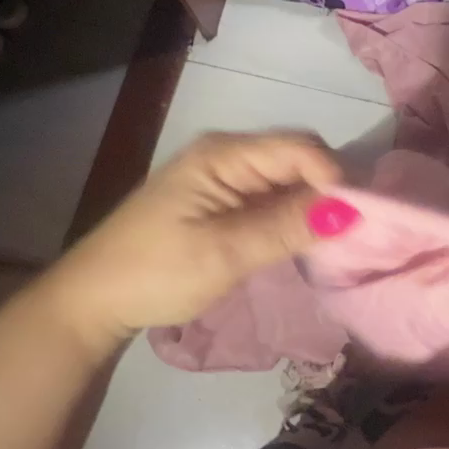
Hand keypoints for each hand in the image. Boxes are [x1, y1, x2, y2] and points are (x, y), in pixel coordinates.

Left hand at [43, 131, 356, 345]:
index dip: (333, 176)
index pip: (299, 147)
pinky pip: (267, 194)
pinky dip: (289, 213)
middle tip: (349, 233)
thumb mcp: (224, 254)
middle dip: (326, 188)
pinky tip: (300, 240)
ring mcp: (220, 175)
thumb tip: (348, 209)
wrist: (91, 300)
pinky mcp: (217, 199)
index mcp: (223, 154)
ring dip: (310, 203)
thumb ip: (285, 228)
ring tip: (333, 240)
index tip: (357, 219)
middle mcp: (225, 153)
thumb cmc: (155, 274)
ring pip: (284, 177)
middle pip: (294, 156)